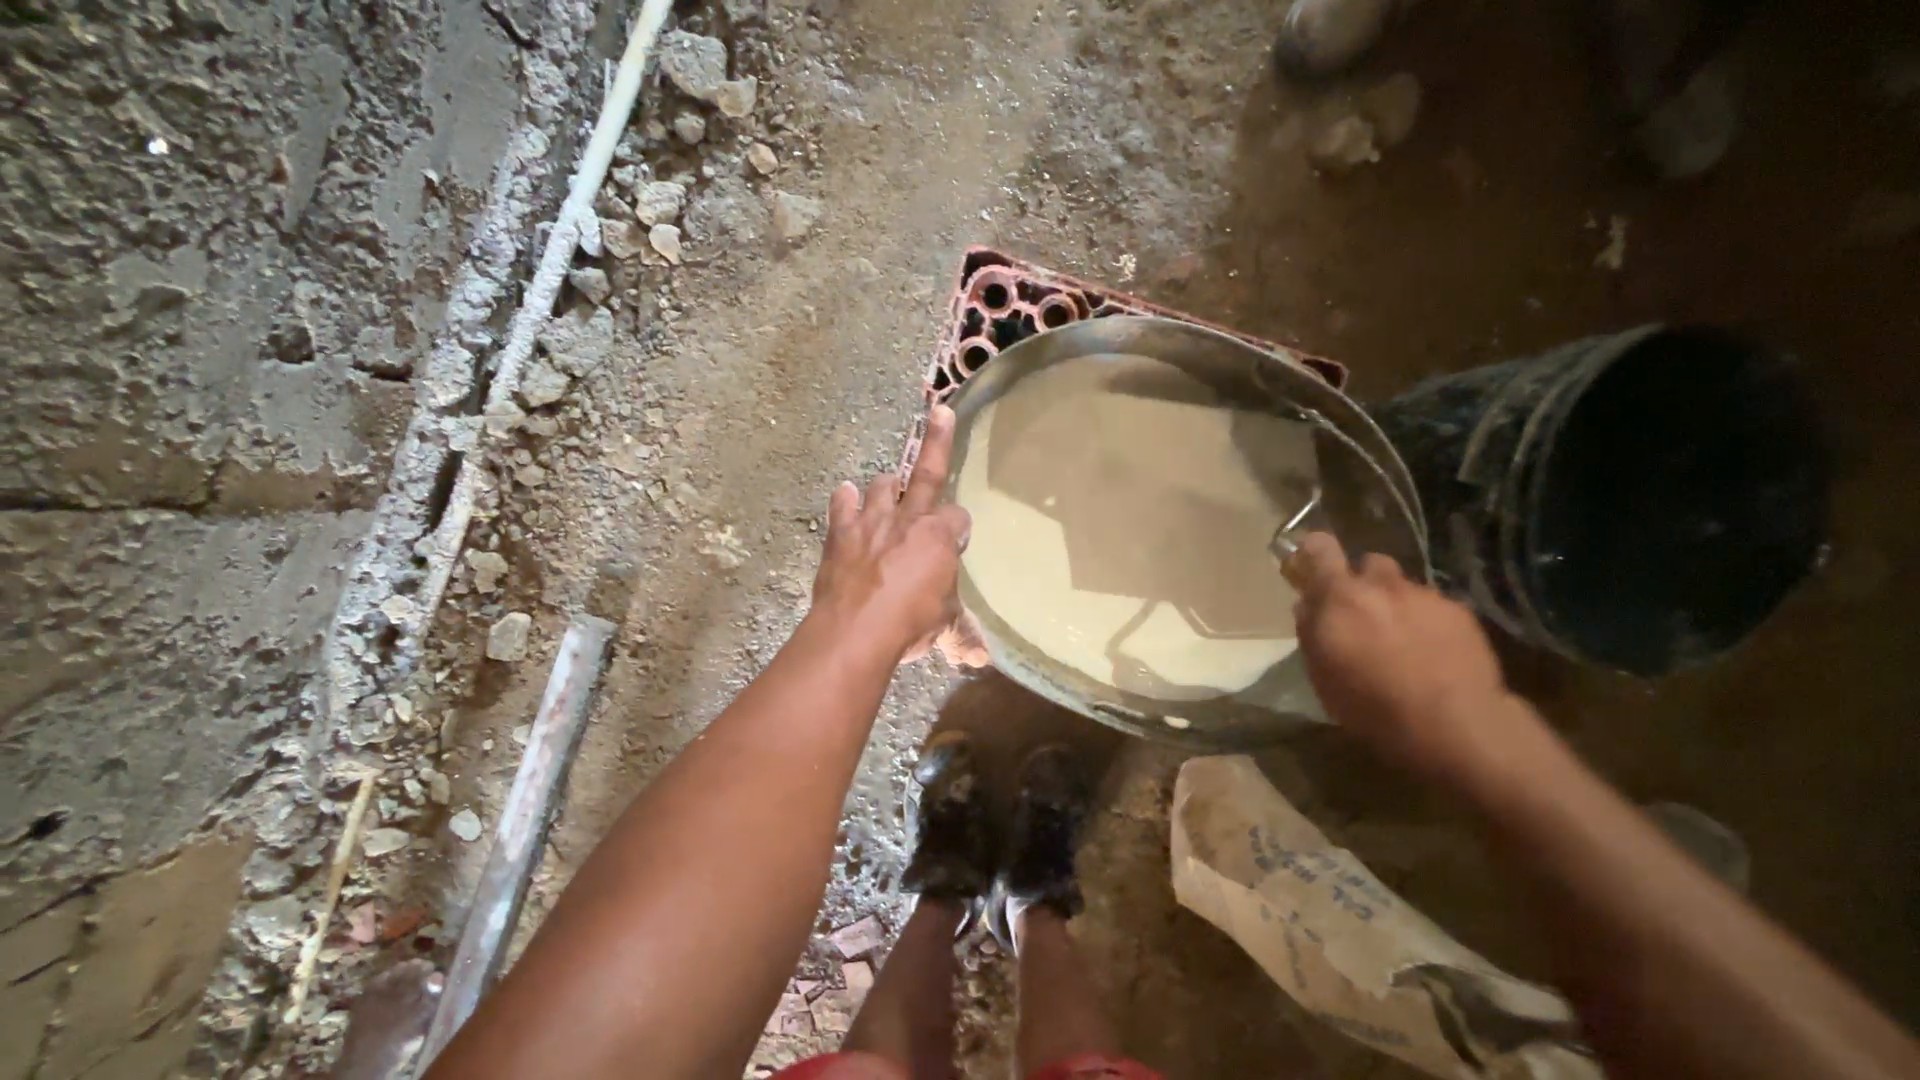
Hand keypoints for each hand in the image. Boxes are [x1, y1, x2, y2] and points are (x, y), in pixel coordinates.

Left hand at [809, 405, 972, 662]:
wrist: (855, 630)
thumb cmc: (909, 624)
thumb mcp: (943, 627)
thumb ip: (960, 634)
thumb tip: (980, 659)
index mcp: (940, 537)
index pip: (959, 519)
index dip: (958, 530)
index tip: (955, 542)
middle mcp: (908, 518)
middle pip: (927, 471)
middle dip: (937, 439)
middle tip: (939, 410)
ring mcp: (871, 520)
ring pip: (881, 485)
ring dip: (885, 486)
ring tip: (885, 490)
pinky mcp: (840, 531)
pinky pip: (843, 504)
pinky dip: (846, 501)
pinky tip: (846, 497)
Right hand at [1282, 532, 1524, 780]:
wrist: (1454, 724)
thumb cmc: (1371, 705)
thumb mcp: (1322, 675)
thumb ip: (1312, 630)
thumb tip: (1308, 605)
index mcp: (1340, 597)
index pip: (1320, 548)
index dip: (1314, 552)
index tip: (1311, 567)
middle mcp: (1382, 586)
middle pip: (1369, 563)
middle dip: (1363, 582)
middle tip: (1363, 615)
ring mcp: (1425, 596)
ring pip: (1403, 587)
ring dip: (1397, 604)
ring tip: (1403, 641)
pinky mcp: (1460, 612)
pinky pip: (1434, 606)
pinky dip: (1428, 622)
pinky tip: (1434, 654)